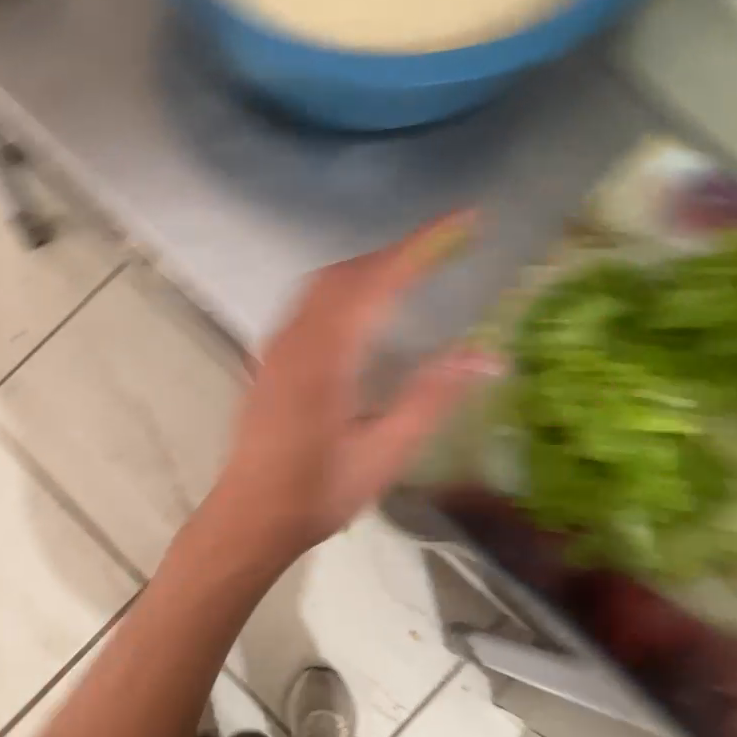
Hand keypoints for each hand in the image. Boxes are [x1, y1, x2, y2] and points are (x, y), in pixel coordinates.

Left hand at [202, 212, 504, 564]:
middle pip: (345, 274)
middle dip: (396, 254)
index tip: (465, 220)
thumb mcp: (386, 452)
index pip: (378, 280)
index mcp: (325, 356)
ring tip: (410, 273)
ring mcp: (274, 349)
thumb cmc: (318, 492)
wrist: (249, 516)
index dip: (423, 245)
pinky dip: (341, 292)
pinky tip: (360, 314)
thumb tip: (488, 353)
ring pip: (320, 287)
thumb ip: (433, 397)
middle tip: (445, 249)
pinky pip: (305, 307)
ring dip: (366, 270)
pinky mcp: (266, 363)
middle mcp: (294, 340)